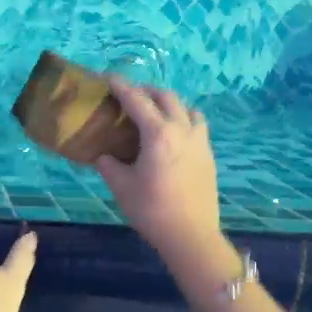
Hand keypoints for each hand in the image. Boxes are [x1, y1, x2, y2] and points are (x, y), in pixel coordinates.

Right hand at [95, 77, 233, 281]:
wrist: (191, 235)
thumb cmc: (151, 210)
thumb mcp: (121, 186)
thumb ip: (109, 164)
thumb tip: (103, 155)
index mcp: (158, 134)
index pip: (137, 99)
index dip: (120, 85)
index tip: (107, 76)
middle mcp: (182, 129)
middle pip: (165, 96)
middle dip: (145, 90)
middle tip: (128, 95)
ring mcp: (199, 140)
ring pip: (186, 107)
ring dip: (167, 102)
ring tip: (153, 111)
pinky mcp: (208, 154)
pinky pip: (197, 123)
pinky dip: (183, 117)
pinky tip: (173, 132)